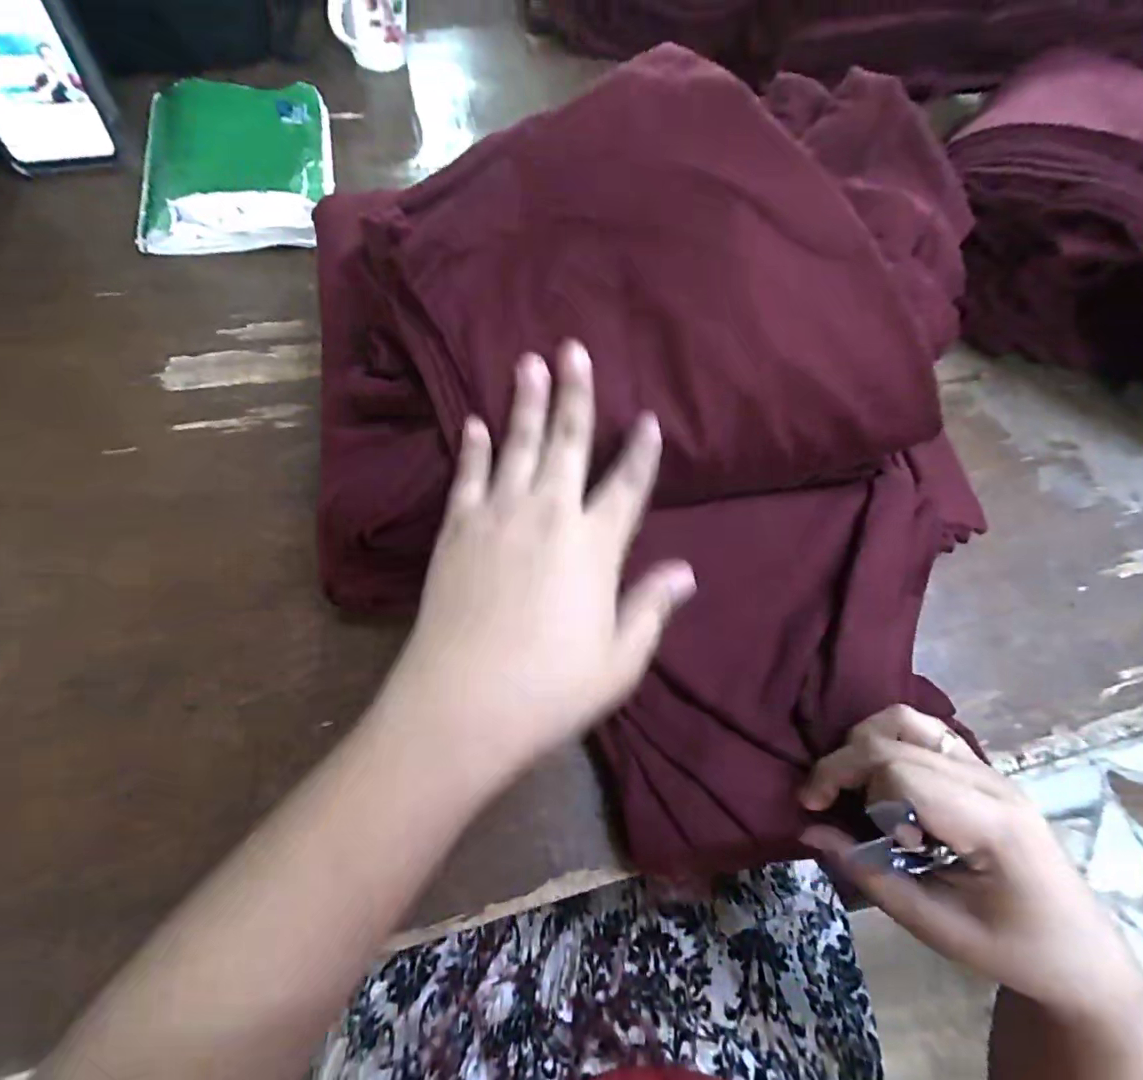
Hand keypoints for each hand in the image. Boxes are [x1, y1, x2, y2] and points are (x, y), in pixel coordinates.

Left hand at [367, 340, 695, 784]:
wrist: (462, 705)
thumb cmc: (551, 689)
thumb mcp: (619, 659)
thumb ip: (651, 607)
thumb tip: (687, 572)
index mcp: (595, 547)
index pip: (628, 486)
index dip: (642, 453)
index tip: (649, 420)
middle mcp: (548, 516)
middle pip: (568, 444)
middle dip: (575, 395)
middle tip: (574, 349)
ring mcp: (497, 518)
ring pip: (516, 447)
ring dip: (525, 404)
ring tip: (528, 362)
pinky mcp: (456, 532)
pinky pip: (467, 478)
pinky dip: (473, 449)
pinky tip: (475, 423)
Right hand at [799, 706, 1142, 1019]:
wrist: (1082, 955)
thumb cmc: (1013, 950)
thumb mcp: (936, 926)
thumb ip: (869, 873)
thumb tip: (808, 830)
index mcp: (989, 821)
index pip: (898, 770)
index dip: (843, 780)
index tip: (817, 813)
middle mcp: (990, 780)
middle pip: (894, 739)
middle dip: (842, 763)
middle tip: (819, 801)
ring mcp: (988, 769)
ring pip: (907, 720)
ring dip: (864, 742)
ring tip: (850, 783)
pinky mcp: (982, 769)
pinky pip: (924, 731)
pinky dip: (888, 740)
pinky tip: (879, 776)